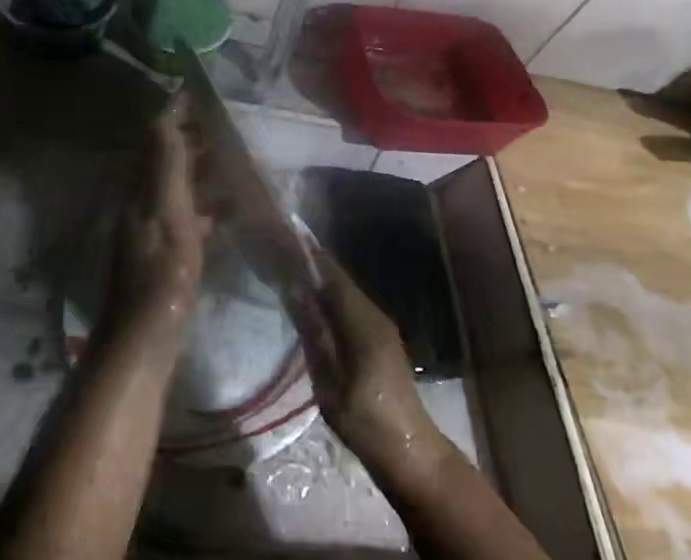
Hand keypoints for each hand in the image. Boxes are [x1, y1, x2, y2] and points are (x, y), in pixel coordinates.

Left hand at [104, 96, 211, 338]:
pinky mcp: (170, 252)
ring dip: (207, 168)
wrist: (144, 340)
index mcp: (142, 189)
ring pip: (183, 185)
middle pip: (170, 158)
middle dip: (196, 137)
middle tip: (231, 123)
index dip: (176, 112)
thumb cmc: (160, 273)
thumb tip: (165, 114)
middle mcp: (145, 202)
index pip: (157, 136)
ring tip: (241, 158)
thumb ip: (167, 166)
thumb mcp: (167, 214)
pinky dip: (211, 204)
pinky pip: (193, 215)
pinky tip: (235, 206)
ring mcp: (157, 228)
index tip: (201, 91)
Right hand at [295, 256, 451, 485]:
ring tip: (292, 277)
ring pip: (348, 294)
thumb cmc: (364, 418)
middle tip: (283, 258)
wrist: (408, 449)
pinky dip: (332, 300)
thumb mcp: (328, 380)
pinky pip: (353, 308)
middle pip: (341, 281)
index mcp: (363, 322)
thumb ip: (314, 332)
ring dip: (322, 283)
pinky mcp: (382, 339)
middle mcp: (376, 315)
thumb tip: (297, 291)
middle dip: (314, 267)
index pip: (334, 276)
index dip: (311, 258)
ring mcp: (382, 327)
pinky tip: (315, 307)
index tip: (286, 242)